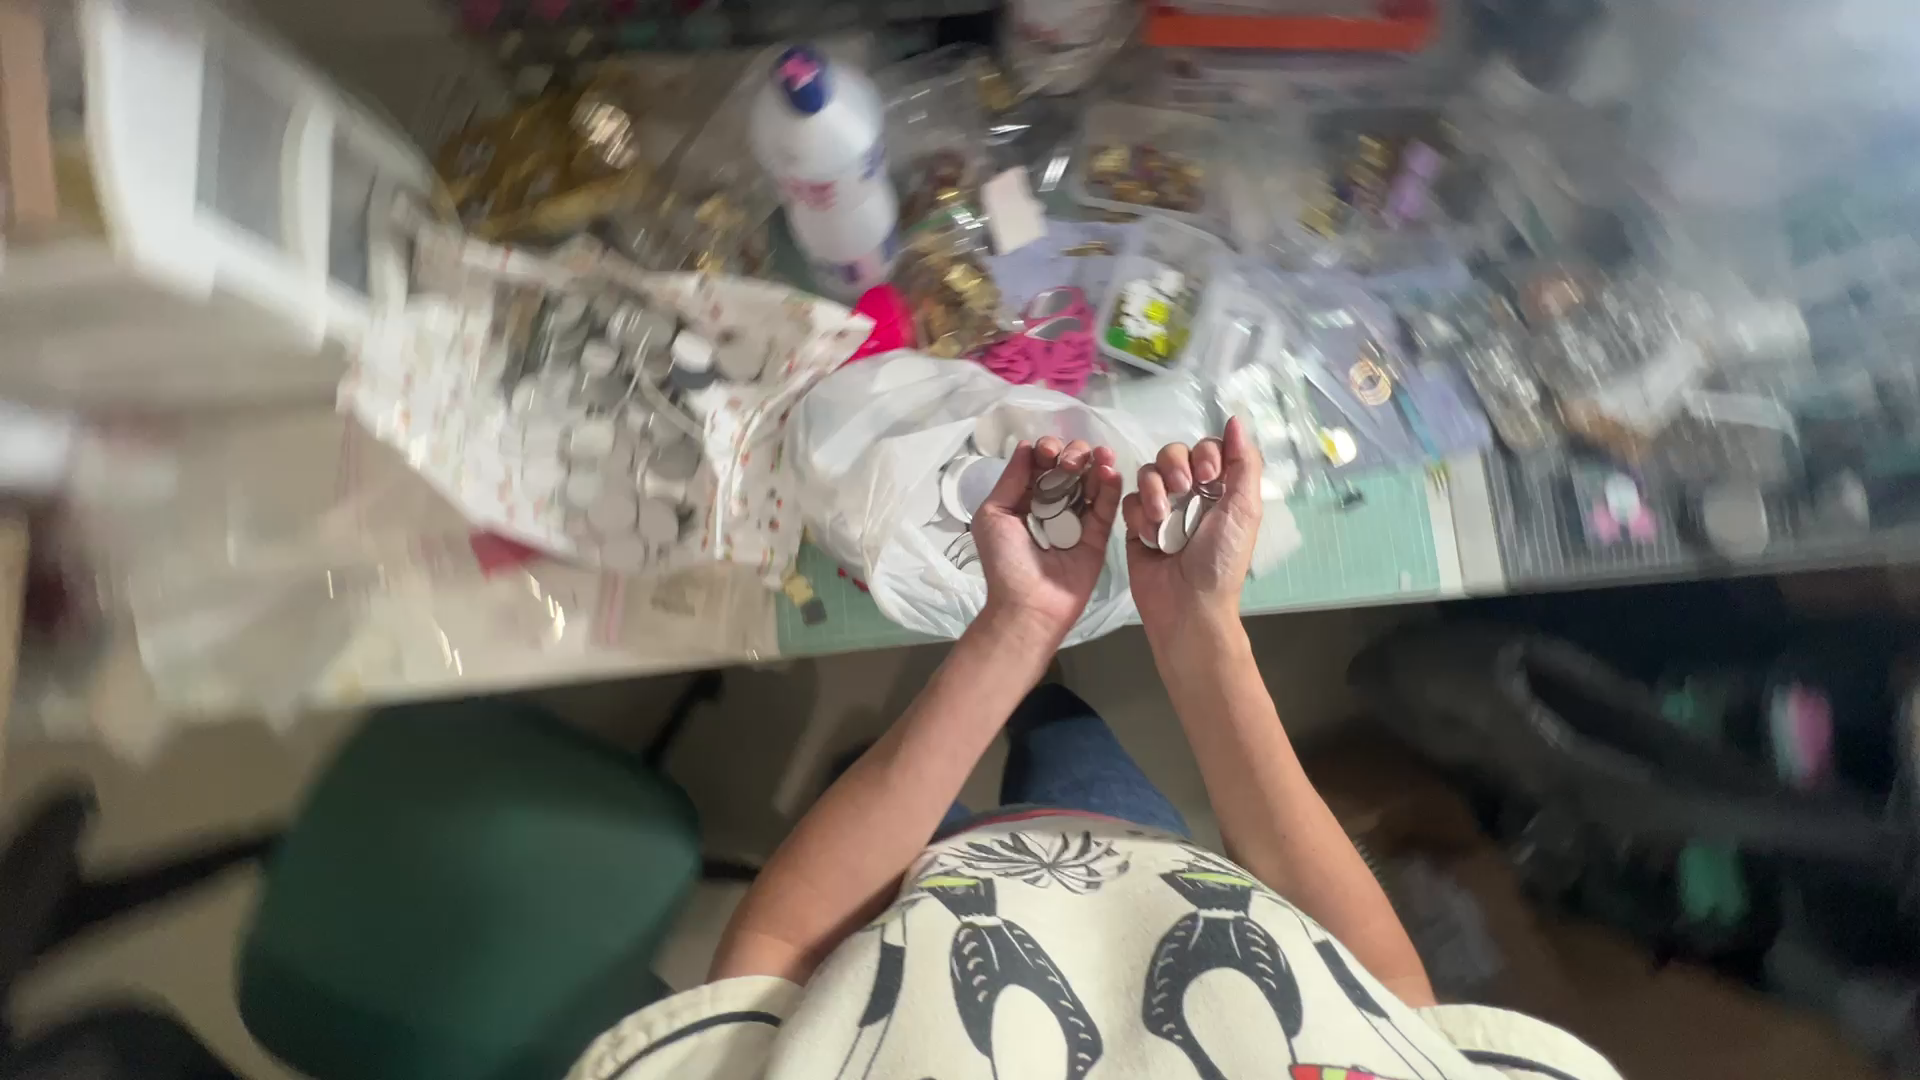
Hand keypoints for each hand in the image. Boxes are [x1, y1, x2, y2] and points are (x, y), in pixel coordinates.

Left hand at [970, 436, 1122, 643]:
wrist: (1028, 605)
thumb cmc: (1004, 562)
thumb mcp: (994, 515)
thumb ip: (1011, 480)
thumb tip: (1025, 446)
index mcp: (1025, 500)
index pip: (1040, 464)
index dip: (1047, 451)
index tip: (1048, 452)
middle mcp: (1052, 506)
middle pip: (1068, 468)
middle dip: (1072, 455)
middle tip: (1070, 461)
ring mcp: (1076, 520)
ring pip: (1090, 482)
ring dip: (1095, 463)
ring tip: (1101, 455)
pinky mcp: (1097, 535)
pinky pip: (1106, 506)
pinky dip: (1110, 486)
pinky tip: (1110, 471)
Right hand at [1122, 416, 1262, 638]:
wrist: (1187, 603)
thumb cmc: (1221, 559)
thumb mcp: (1244, 509)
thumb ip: (1243, 462)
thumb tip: (1236, 419)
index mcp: (1220, 488)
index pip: (1206, 448)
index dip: (1204, 454)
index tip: (1208, 476)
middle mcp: (1190, 493)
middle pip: (1172, 454)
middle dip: (1174, 467)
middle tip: (1183, 491)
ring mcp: (1161, 507)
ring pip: (1147, 473)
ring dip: (1154, 491)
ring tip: (1161, 519)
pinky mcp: (1135, 524)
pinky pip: (1129, 500)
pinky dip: (1138, 515)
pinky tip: (1149, 537)